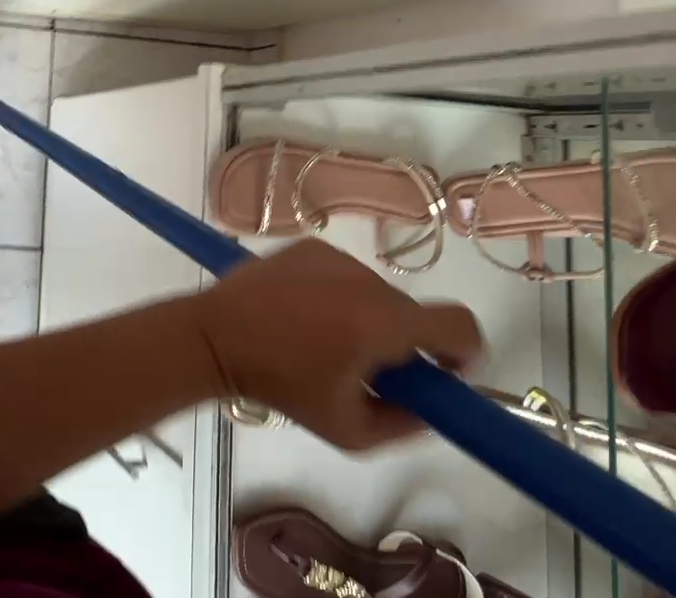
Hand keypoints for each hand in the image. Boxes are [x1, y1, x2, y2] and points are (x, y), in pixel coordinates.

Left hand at [196, 239, 483, 450]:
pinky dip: (335, 294)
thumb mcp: (349, 430)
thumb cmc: (277, 384)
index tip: (440, 371)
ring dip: (364, 317)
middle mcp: (363, 280)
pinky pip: (342, 274)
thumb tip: (431, 408)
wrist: (212, 336)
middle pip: (410, 313)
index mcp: (380, 323)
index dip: (462, 352)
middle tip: (362, 367)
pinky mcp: (305, 246)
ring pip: (374, 293)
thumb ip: (406, 426)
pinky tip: (301, 314)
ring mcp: (332, 257)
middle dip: (400, 342)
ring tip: (320, 339)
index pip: (459, 324)